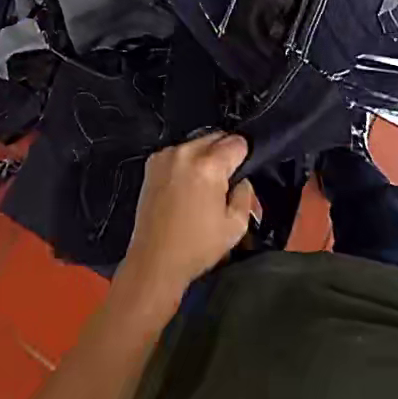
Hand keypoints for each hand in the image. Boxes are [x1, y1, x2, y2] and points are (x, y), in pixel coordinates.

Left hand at [118, 132, 255, 297]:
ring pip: (197, 143)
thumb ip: (245, 194)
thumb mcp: (236, 225)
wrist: (154, 261)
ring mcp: (166, 156)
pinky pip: (178, 152)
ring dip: (205, 156)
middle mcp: (186, 153)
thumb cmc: (196, 247)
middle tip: (225, 180)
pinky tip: (186, 185)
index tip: (241, 172)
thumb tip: (242, 180)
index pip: (237, 142)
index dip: (244, 156)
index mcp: (209, 166)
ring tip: (204, 184)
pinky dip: (186, 162)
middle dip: (225, 153)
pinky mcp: (152, 165)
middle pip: (217, 137)